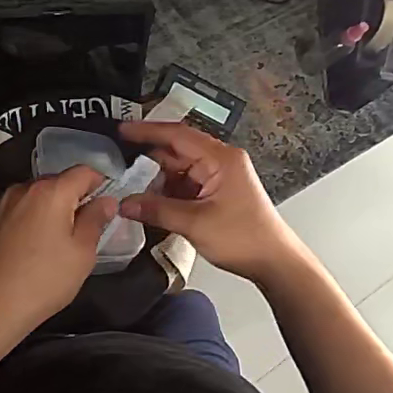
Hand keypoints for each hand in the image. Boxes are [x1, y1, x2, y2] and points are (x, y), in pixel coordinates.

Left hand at [0, 165, 117, 344]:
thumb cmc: (44, 280)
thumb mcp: (82, 252)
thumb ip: (96, 219)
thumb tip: (107, 200)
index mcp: (51, 191)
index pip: (84, 171)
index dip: (101, 185)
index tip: (107, 208)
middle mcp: (25, 188)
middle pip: (59, 181)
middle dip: (76, 198)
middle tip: (88, 229)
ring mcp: (4, 202)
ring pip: (39, 195)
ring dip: (54, 209)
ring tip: (61, 241)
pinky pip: (23, 208)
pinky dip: (35, 218)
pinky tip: (38, 245)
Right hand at [118, 121, 308, 285]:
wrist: (273, 262)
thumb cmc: (245, 238)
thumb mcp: (195, 223)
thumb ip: (156, 210)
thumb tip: (125, 204)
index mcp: (221, 159)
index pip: (178, 135)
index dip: (147, 131)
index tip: (123, 130)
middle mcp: (220, 162)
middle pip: (177, 151)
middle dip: (148, 159)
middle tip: (118, 165)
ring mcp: (218, 178)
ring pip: (179, 171)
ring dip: (157, 180)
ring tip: (130, 188)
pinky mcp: (216, 194)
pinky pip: (186, 186)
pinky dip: (167, 193)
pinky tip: (149, 203)